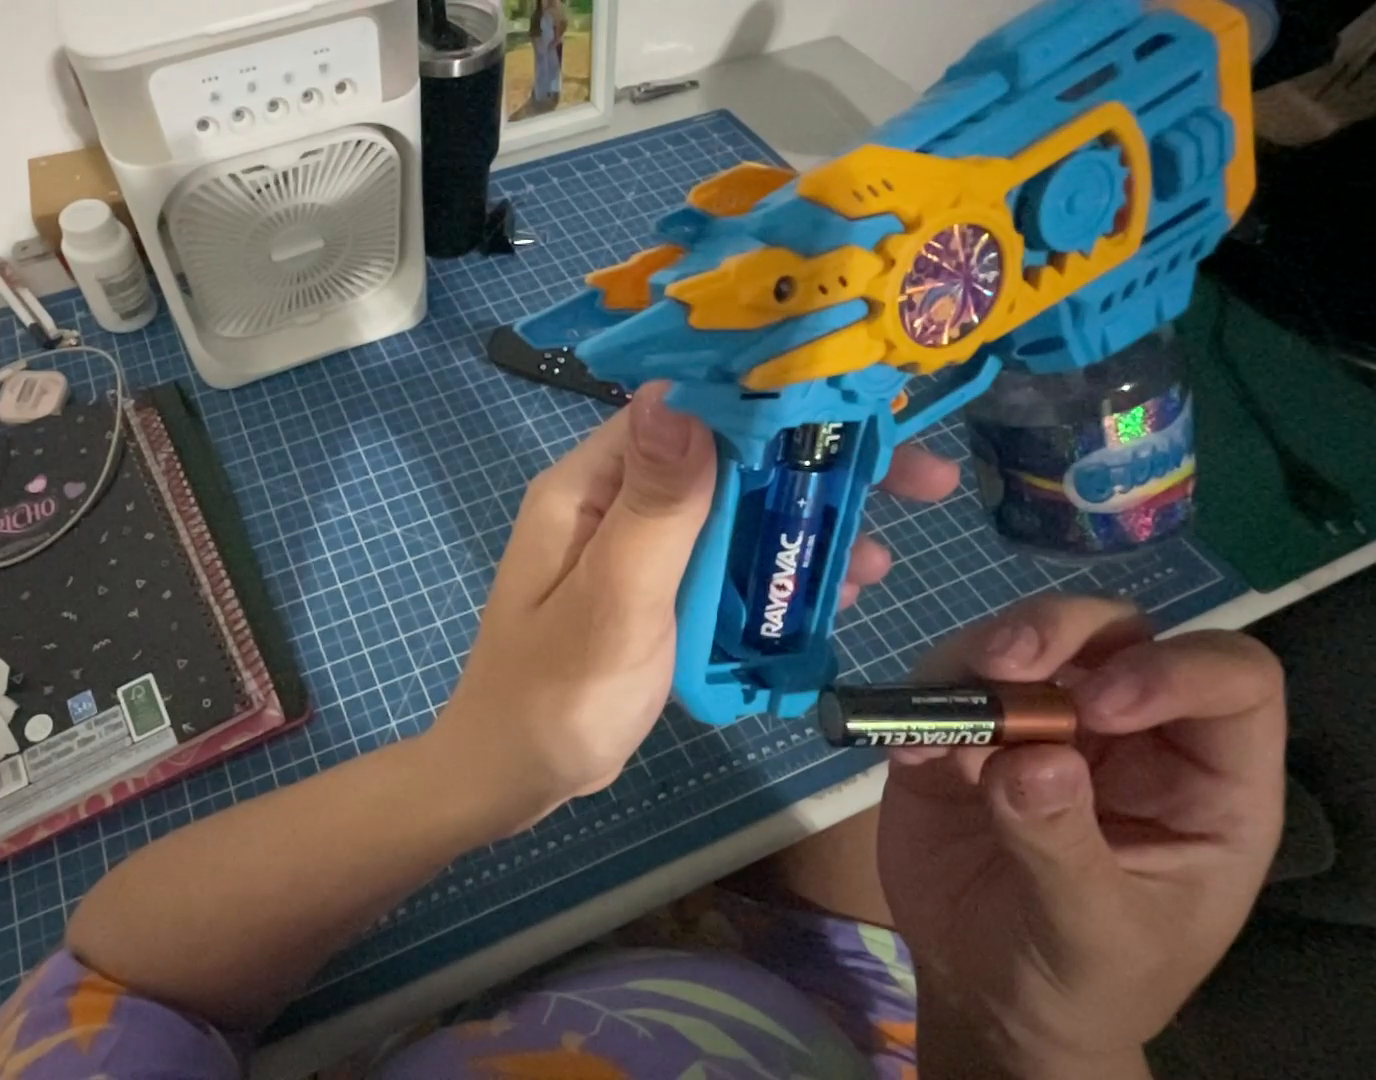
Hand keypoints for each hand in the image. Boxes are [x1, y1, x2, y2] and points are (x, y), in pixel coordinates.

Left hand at [431, 387, 958, 823]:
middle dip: (811, 471)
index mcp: (588, 487)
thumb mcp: (611, 597)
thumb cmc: (555, 694)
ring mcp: (633, 551)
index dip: (771, 402)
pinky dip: (773, 576)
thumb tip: (676, 392)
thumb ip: (652, 503)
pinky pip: (721, 568)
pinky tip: (833, 597)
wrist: (515, 774)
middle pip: (722, 460)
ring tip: (878, 562)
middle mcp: (611, 504)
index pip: (684, 410)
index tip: (862, 408)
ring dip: (803, 530)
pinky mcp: (652, 594)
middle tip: (915, 482)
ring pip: (731, 516)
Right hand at [878, 595, 1286, 1077]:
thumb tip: (1031, 762)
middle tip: (1006, 664)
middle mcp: (1114, 734)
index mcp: (1196, 779)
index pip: (1224, 683)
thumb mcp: (1095, 932)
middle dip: (1054, 630)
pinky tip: (903, 751)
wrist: (982, 990)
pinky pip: (931, 693)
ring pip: (1009, 644)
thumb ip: (1065, 847)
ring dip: (972, 655)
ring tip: (940, 705)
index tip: (1098, 707)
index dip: (1174, 672)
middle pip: (1108, 634)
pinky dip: (911, 706)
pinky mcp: (950, 740)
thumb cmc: (1079, 977)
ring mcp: (1025, 729)